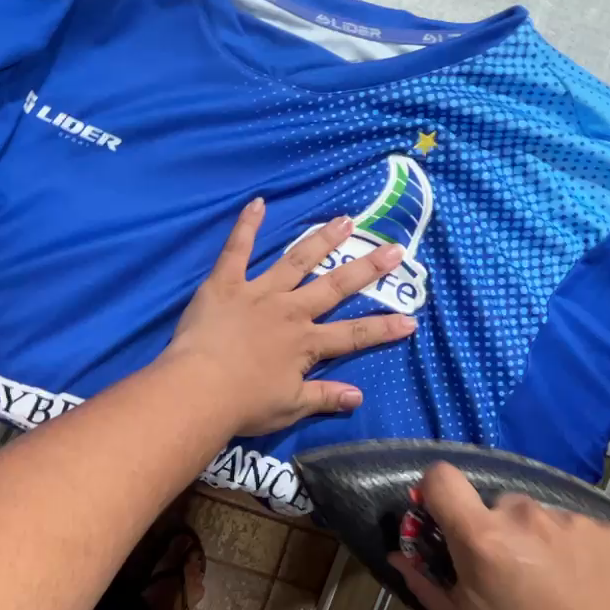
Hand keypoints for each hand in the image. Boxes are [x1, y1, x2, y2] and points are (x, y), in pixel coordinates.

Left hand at [162, 198, 416, 436]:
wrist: (199, 389)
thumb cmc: (243, 404)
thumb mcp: (289, 407)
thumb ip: (324, 398)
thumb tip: (358, 396)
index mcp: (306, 344)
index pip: (353, 335)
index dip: (383, 328)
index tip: (411, 320)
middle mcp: (289, 311)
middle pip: (334, 287)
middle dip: (367, 269)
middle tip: (394, 249)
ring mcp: (258, 293)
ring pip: (296, 261)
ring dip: (322, 240)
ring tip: (346, 220)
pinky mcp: (225, 284)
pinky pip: (237, 250)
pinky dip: (246, 226)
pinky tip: (257, 203)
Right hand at [387, 463, 609, 609]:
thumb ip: (424, 582)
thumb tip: (400, 556)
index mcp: (481, 536)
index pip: (442, 477)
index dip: (436, 491)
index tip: (444, 517)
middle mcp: (527, 516)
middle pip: (496, 503)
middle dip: (495, 528)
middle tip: (508, 570)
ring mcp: (575, 520)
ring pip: (540, 517)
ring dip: (537, 539)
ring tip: (553, 583)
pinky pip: (580, 528)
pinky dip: (576, 549)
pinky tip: (586, 585)